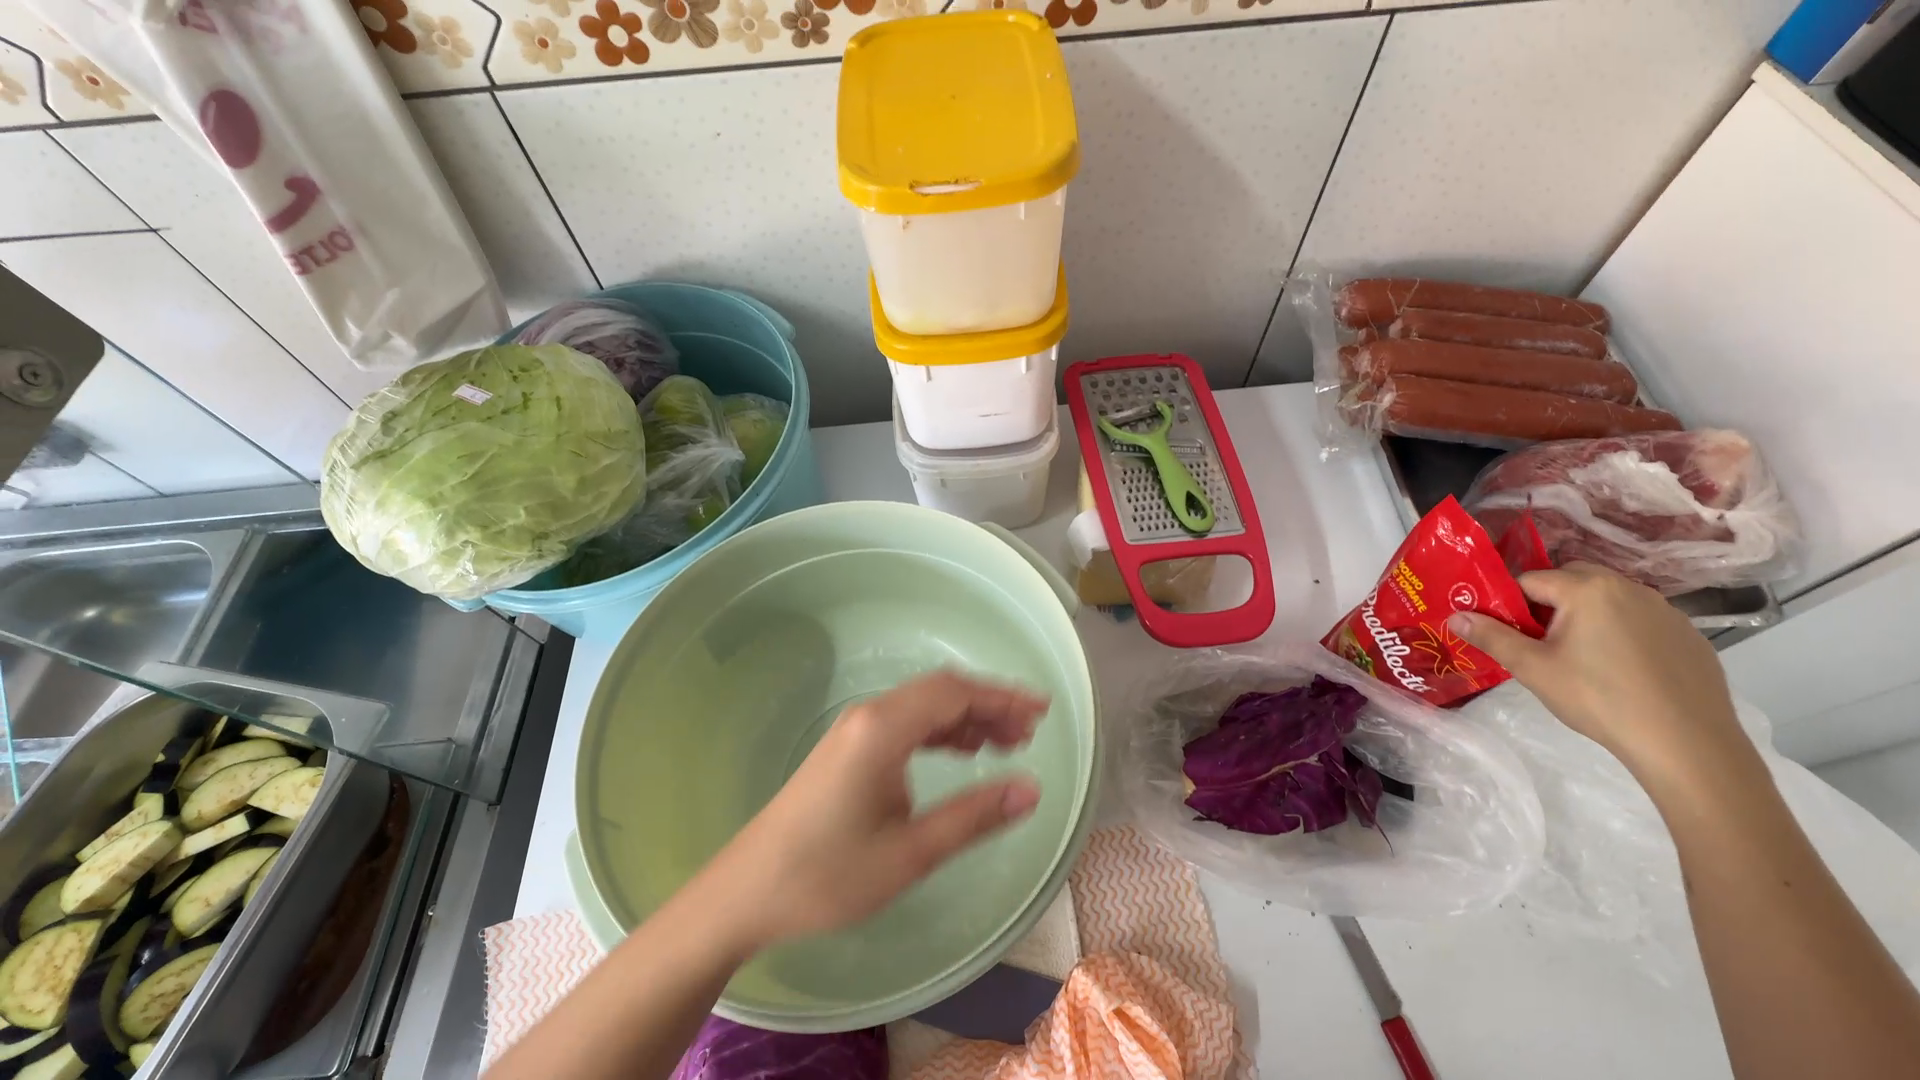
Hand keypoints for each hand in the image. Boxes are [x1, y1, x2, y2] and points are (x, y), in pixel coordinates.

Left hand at [693, 671, 1045, 952]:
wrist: (746, 893)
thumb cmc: (828, 876)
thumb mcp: (911, 853)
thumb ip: (974, 817)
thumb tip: (1032, 790)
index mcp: (883, 730)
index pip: (954, 693)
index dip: (1002, 696)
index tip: (1042, 710)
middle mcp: (868, 719)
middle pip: (939, 693)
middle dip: (988, 706)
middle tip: (1031, 733)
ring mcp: (853, 734)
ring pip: (921, 709)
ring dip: (965, 719)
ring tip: (1005, 744)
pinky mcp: (846, 753)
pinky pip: (903, 727)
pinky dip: (938, 733)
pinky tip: (959, 755)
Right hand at [1449, 563, 1758, 790]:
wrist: (1686, 741)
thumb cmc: (1598, 699)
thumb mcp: (1533, 669)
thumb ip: (1491, 637)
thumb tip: (1455, 616)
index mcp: (1586, 589)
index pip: (1529, 580)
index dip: (1512, 605)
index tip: (1510, 635)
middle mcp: (1627, 586)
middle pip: (1571, 580)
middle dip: (1550, 603)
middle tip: (1543, 644)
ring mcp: (1664, 608)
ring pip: (1608, 598)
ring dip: (1587, 615)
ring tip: (1583, 659)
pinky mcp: (1688, 633)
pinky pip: (1641, 619)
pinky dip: (1623, 633)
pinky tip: (1624, 671)